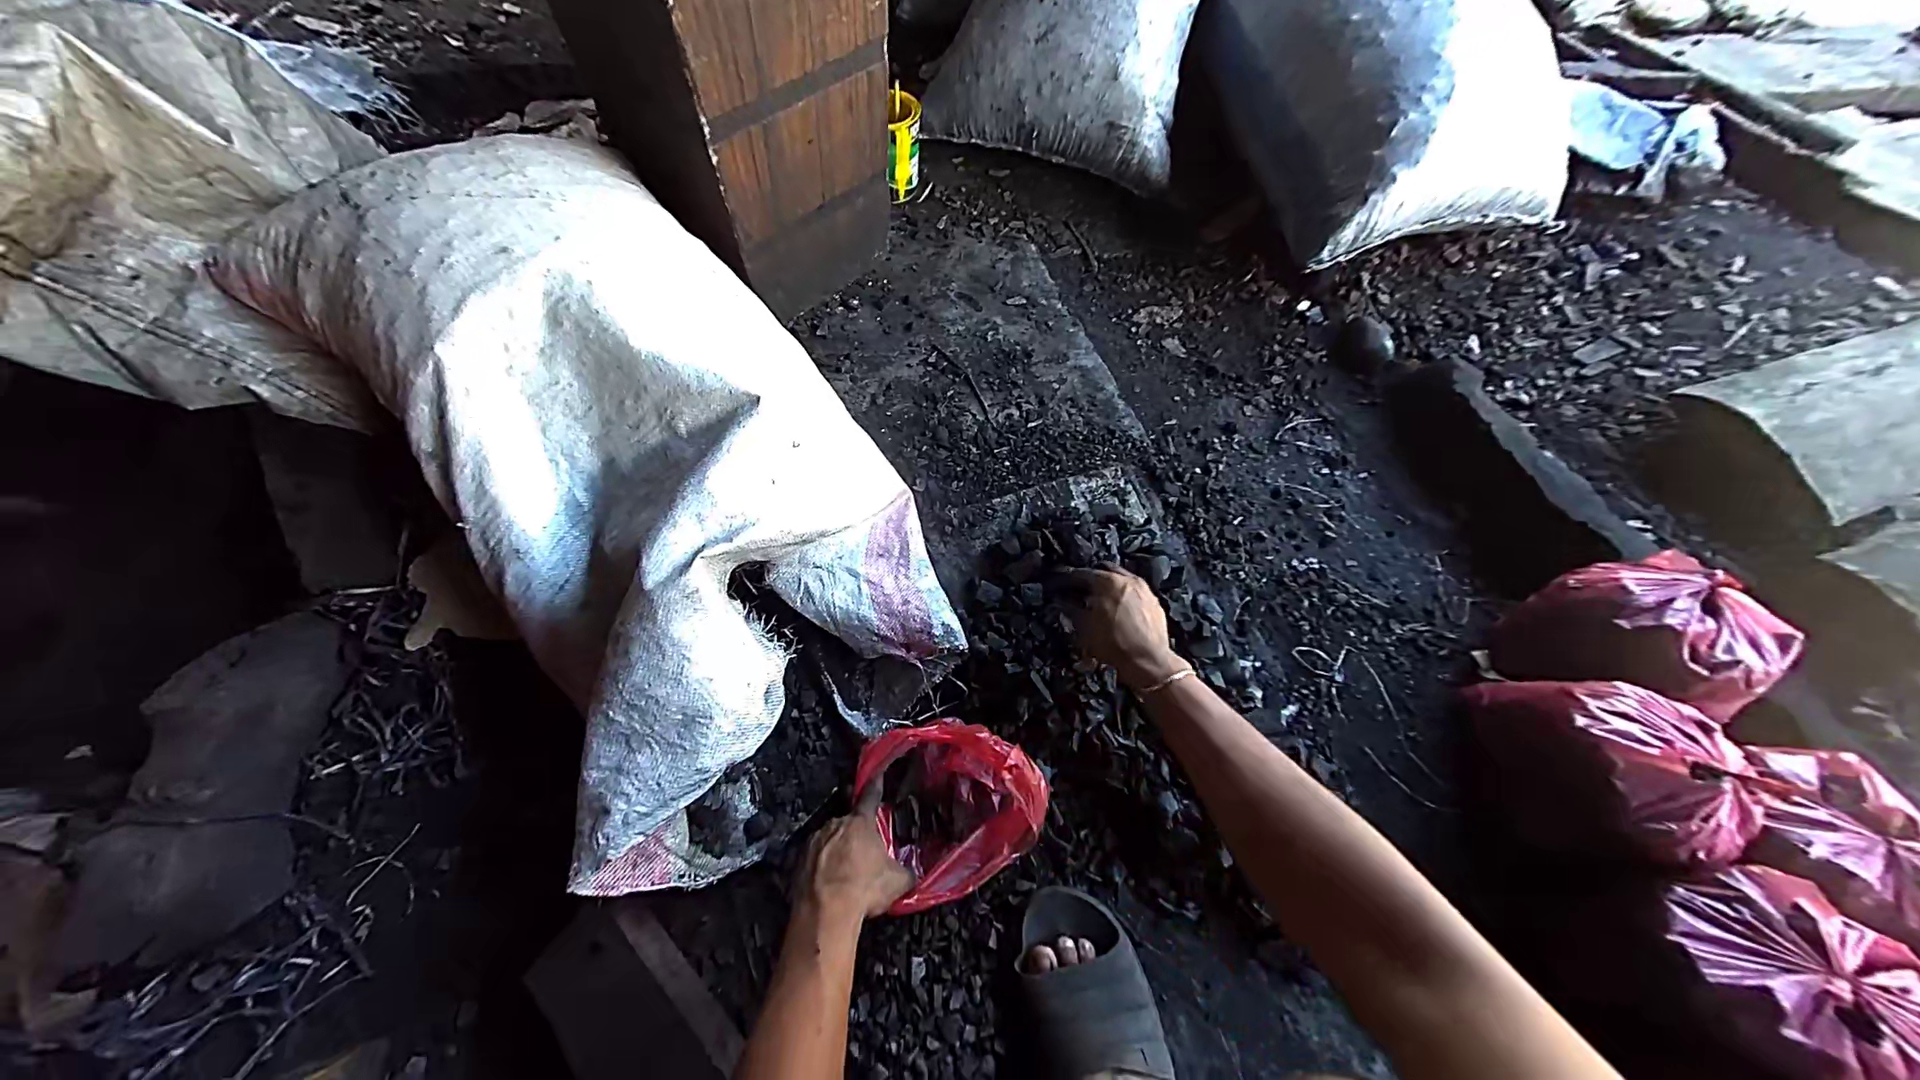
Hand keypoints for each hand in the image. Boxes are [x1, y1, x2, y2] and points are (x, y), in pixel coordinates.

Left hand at [797, 782, 914, 921]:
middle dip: (854, 833)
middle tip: (862, 852)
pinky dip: (819, 867)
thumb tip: (913, 873)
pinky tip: (826, 884)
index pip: (870, 796)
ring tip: (843, 873)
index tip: (877, 776)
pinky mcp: (797, 862)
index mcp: (860, 823)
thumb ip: (906, 871)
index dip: (876, 785)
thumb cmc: (863, 890)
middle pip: (847, 821)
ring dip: (835, 850)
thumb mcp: (897, 882)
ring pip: (828, 839)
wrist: (825, 915)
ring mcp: (813, 842)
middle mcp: (834, 825)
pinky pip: (812, 859)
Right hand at [1061, 566, 1187, 689]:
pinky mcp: (1155, 604)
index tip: (1060, 585)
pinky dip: (1124, 597)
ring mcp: (1145, 590)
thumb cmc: (1113, 644)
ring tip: (1100, 601)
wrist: (1149, 663)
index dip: (1068, 579)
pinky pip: (1134, 594)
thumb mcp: (1085, 628)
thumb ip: (1071, 609)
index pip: (1082, 573)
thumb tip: (1062, 601)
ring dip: (1109, 587)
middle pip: (1105, 571)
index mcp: (1109, 581)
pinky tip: (1119, 611)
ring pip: (1122, 581)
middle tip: (1080, 590)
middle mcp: (1129, 580)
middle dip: (1091, 578)